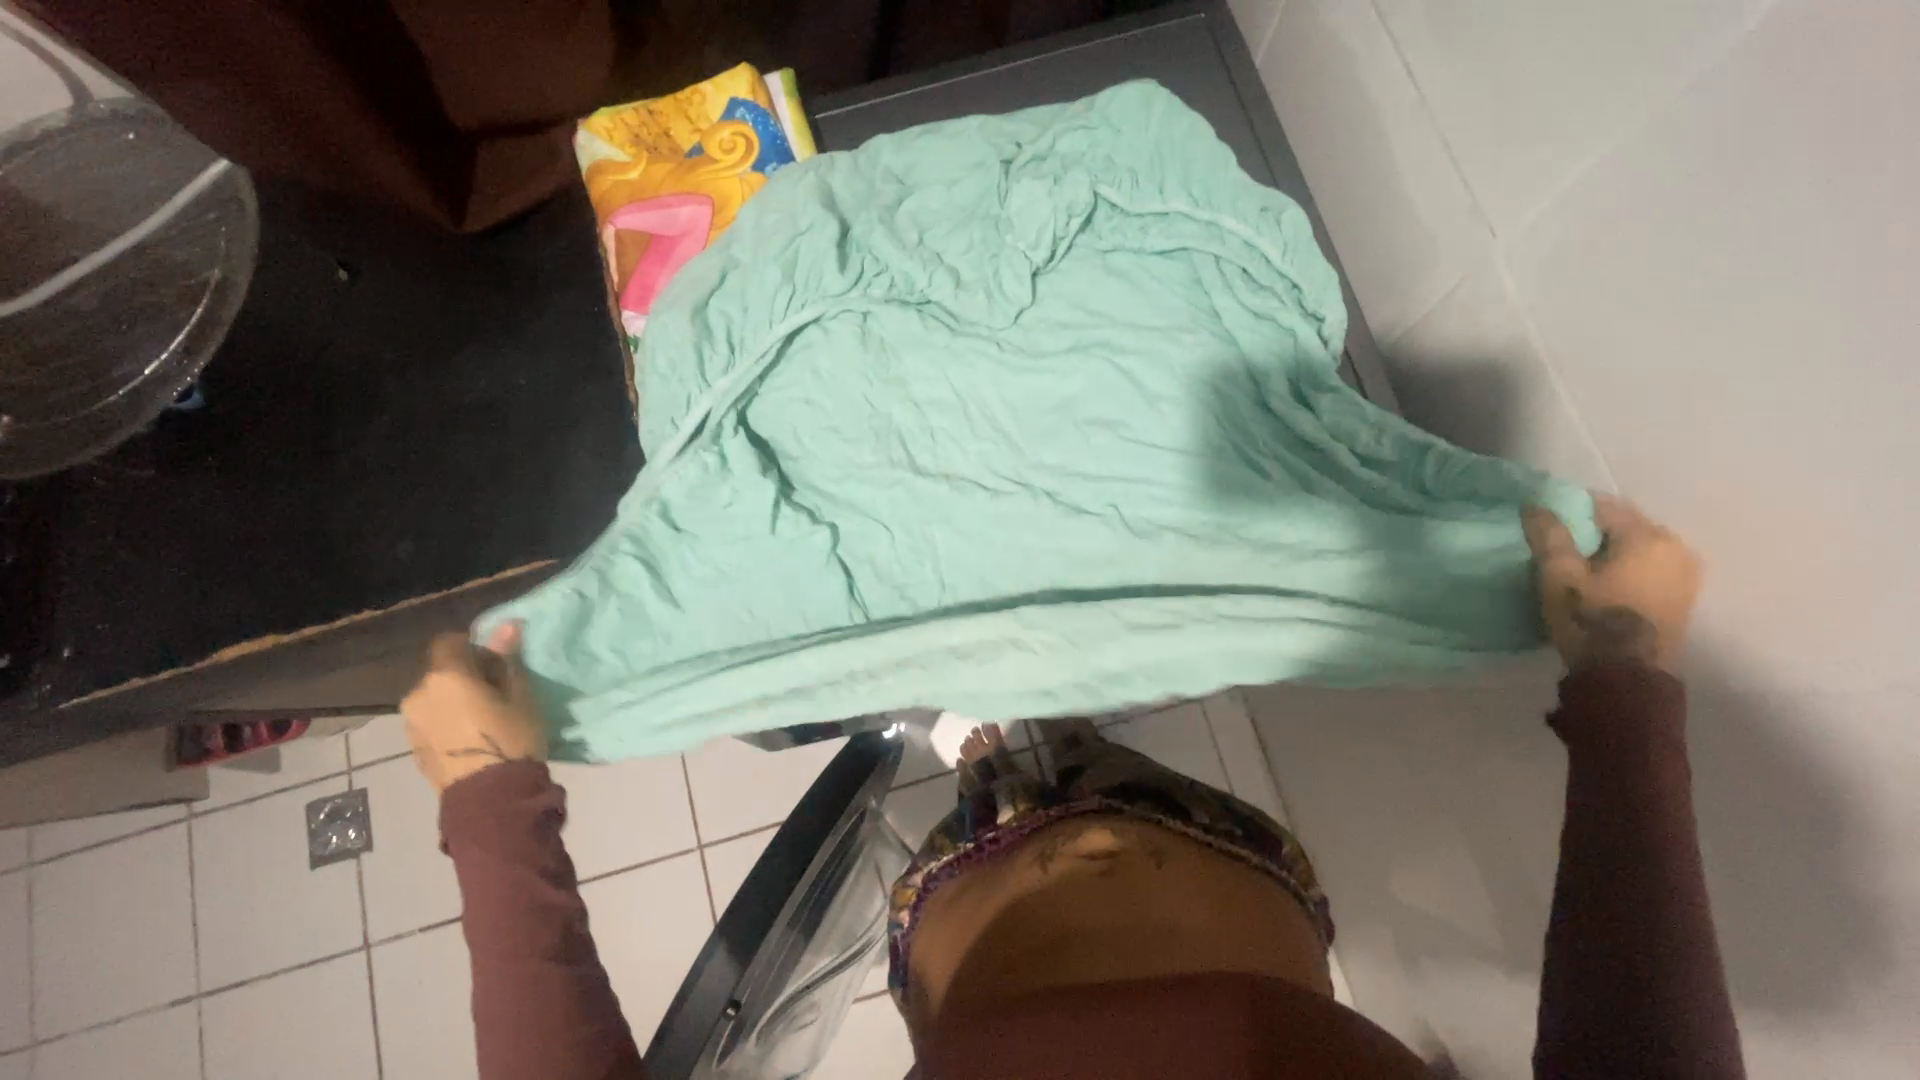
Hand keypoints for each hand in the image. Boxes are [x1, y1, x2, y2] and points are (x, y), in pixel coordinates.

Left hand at [401, 621, 546, 792]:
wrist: (489, 799)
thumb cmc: (511, 739)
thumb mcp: (520, 696)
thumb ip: (507, 659)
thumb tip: (507, 626)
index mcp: (445, 676)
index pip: (450, 641)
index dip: (473, 645)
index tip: (497, 661)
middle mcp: (419, 694)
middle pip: (441, 671)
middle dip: (465, 675)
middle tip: (497, 691)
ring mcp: (411, 723)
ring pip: (434, 698)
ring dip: (454, 700)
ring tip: (484, 718)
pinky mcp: (414, 747)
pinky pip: (431, 721)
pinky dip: (447, 721)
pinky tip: (471, 738)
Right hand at [1522, 495, 1702, 673]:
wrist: (1628, 675)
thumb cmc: (1591, 619)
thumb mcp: (1558, 576)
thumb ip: (1549, 536)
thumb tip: (1535, 504)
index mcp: (1648, 536)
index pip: (1602, 505)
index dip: (1569, 509)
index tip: (1544, 524)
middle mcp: (1677, 545)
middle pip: (1624, 523)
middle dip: (1591, 528)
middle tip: (1557, 545)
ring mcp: (1687, 570)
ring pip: (1638, 544)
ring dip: (1609, 548)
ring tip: (1578, 565)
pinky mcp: (1684, 593)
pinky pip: (1649, 563)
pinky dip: (1625, 564)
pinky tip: (1603, 581)